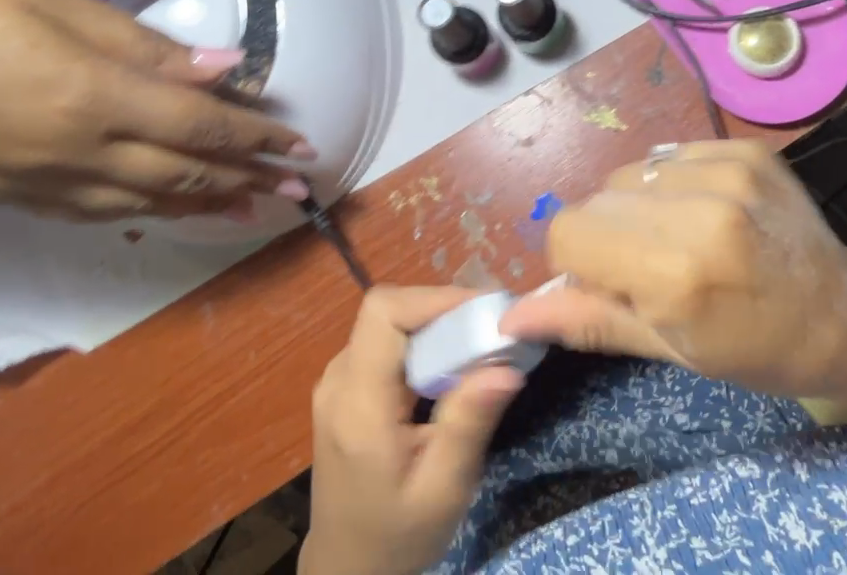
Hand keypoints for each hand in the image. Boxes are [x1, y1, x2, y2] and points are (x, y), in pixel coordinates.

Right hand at [0, 0, 312, 218]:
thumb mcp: (53, 2)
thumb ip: (144, 45)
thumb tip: (225, 70)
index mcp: (96, 98)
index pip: (205, 127)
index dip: (261, 139)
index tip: (304, 146)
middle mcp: (77, 153)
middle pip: (186, 173)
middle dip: (251, 181)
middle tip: (300, 192)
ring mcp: (38, 182)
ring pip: (146, 202)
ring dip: (208, 205)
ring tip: (252, 210)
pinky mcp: (2, 194)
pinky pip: (95, 213)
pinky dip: (147, 212)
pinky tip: (167, 210)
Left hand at [304, 288, 522, 574]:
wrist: (348, 568)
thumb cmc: (397, 533)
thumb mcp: (443, 489)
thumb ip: (469, 424)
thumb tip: (508, 367)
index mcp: (358, 402)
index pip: (384, 312)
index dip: (436, 299)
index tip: (485, 316)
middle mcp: (339, 379)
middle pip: (390, 312)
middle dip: (446, 312)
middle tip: (494, 333)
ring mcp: (338, 381)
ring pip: (390, 323)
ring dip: (438, 326)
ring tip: (481, 349)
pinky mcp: (347, 388)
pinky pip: (388, 343)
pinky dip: (425, 344)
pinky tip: (453, 370)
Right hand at [501, 140, 846, 401]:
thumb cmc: (757, 350)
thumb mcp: (671, 350)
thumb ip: (588, 320)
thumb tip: (512, 313)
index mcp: (677, 273)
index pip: (568, 233)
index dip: (577, 265)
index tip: (610, 286)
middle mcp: (699, 209)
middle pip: (596, 198)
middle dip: (607, 236)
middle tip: (650, 269)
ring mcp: (727, 170)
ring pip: (630, 172)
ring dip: (639, 206)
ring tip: (682, 238)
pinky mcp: (745, 149)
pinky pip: (670, 154)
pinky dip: (673, 183)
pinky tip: (708, 213)